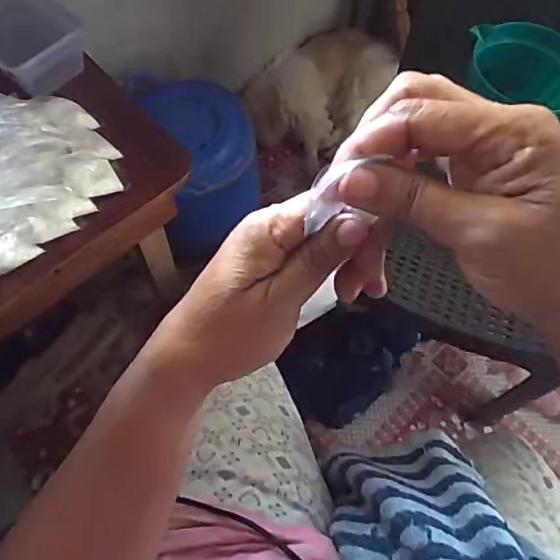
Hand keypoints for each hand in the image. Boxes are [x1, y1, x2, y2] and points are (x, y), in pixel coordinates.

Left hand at [137, 200, 369, 392]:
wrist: (186, 358)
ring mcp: (270, 239)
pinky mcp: (271, 256)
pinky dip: (332, 267)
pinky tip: (345, 290)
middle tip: (368, 290)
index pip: (331, 201)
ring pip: (326, 233)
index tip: (374, 266)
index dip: (362, 225)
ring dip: (349, 259)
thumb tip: (358, 219)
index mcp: (268, 226)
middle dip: (358, 246)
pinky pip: (311, 249)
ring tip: (358, 295)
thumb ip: (317, 259)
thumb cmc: (229, 336)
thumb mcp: (279, 301)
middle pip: (332, 215)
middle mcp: (269, 222)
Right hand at [326, 73, 559, 344]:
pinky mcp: (482, 175)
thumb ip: (412, 198)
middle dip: (374, 138)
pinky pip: (428, 163)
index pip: (422, 110)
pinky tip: (382, 210)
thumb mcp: (480, 234)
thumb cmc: (557, 274)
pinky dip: (400, 183)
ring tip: (357, 202)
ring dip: (383, 161)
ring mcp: (490, 149)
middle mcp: (498, 126)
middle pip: (417, 104)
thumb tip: (347, 178)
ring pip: (417, 132)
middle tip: (346, 183)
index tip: (338, 180)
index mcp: (510, 129)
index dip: (373, 140)